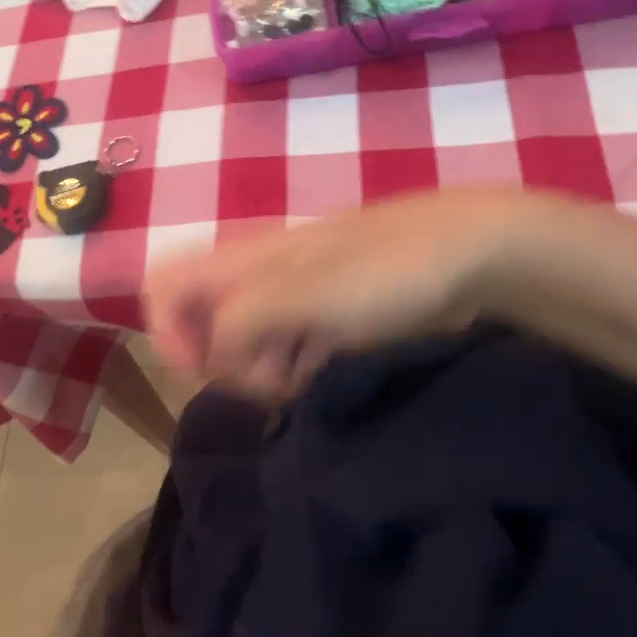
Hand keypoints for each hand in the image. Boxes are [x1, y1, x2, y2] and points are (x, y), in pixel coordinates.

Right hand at [140, 189, 538, 400]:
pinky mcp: (328, 316)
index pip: (165, 286)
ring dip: (259, 372)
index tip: (205, 371)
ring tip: (301, 383)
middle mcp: (258, 275)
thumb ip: (239, 322)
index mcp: (242, 261)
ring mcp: (294, 296)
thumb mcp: (303, 297)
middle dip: (220, 363)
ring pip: (245, 341)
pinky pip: (287, 349)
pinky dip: (292, 370)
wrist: (471, 253)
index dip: (167, 332)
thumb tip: (211, 354)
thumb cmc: (383, 272)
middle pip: (202, 322)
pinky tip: (322, 377)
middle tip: (266, 381)